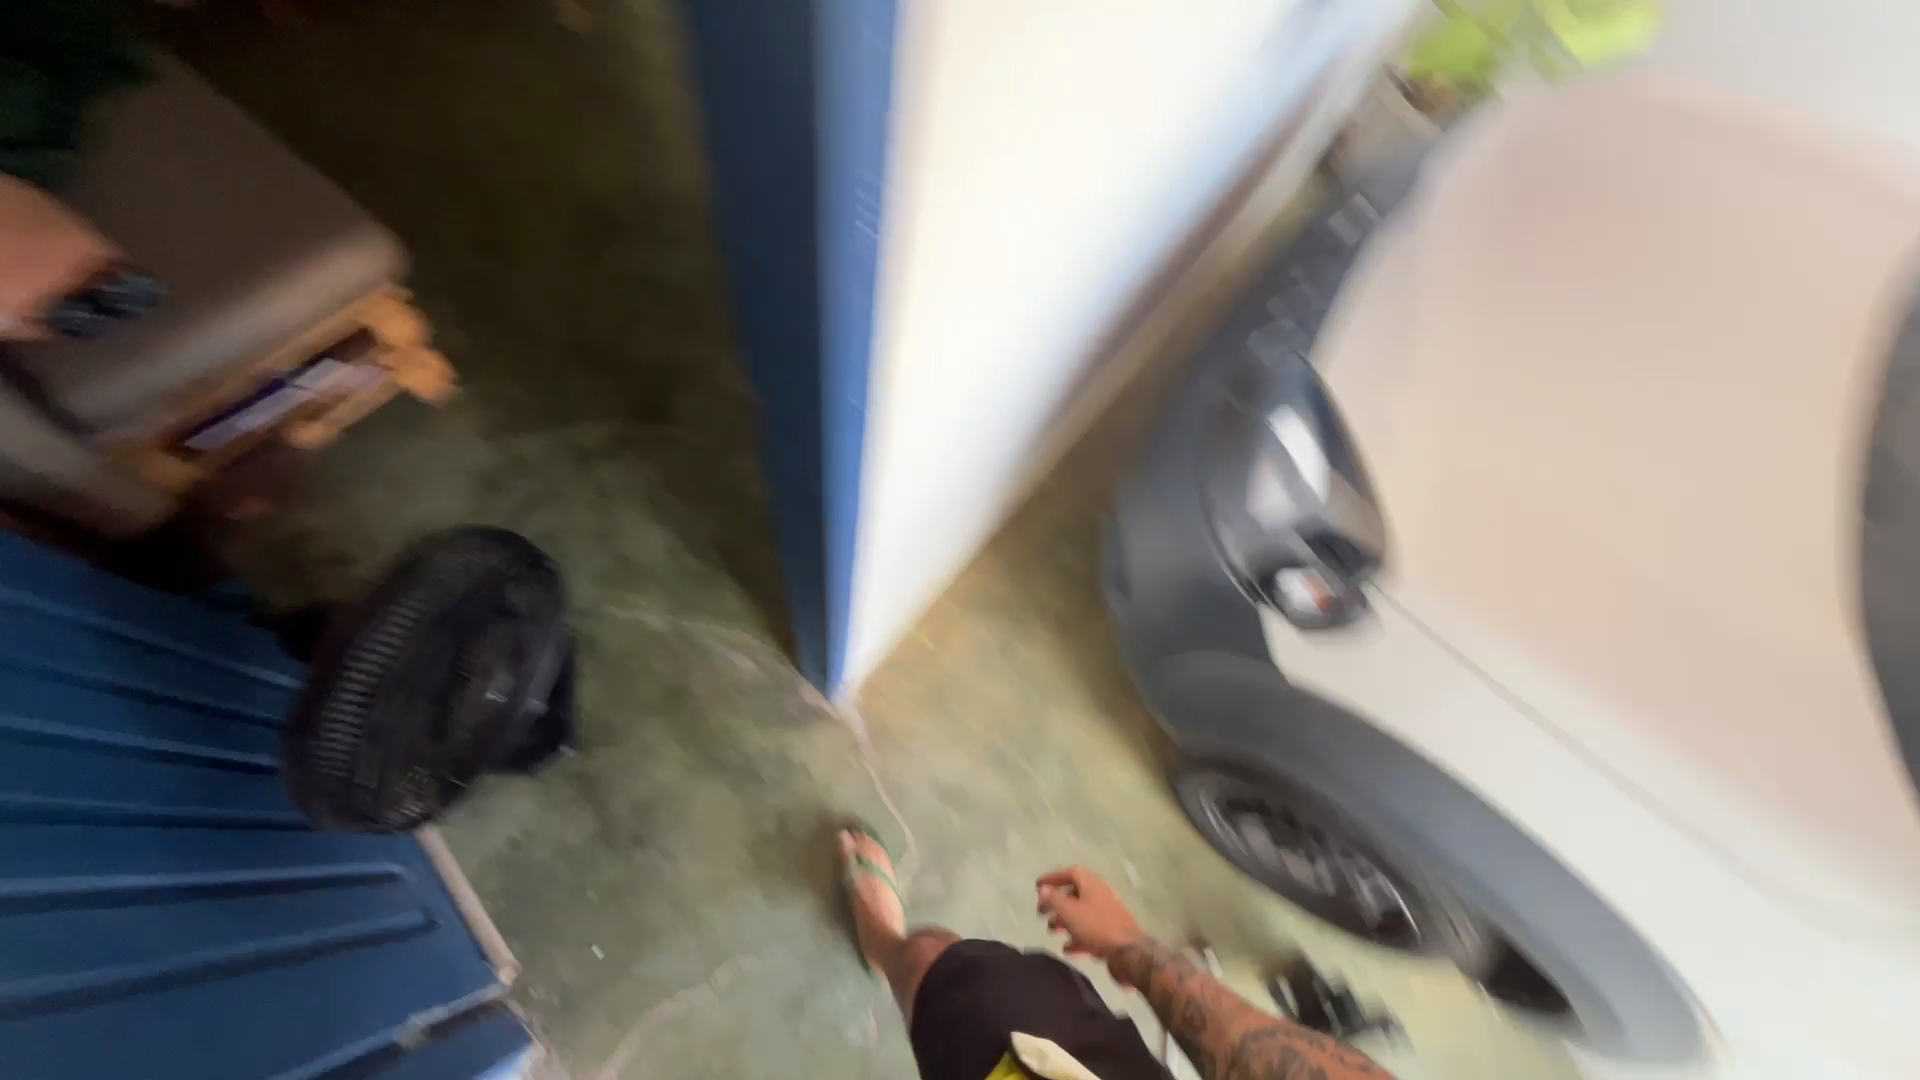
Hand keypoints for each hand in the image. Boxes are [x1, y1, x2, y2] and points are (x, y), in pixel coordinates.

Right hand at [1036, 866, 1147, 964]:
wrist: (1130, 954)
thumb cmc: (1097, 927)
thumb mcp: (1070, 911)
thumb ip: (1054, 899)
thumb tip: (1043, 889)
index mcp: (1091, 884)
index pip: (1070, 872)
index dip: (1053, 877)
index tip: (1037, 887)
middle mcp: (1099, 895)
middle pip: (1074, 894)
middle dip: (1056, 903)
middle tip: (1041, 913)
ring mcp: (1106, 915)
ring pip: (1081, 913)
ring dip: (1064, 920)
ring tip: (1051, 931)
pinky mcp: (1110, 934)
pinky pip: (1089, 931)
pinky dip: (1077, 937)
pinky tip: (1067, 949)